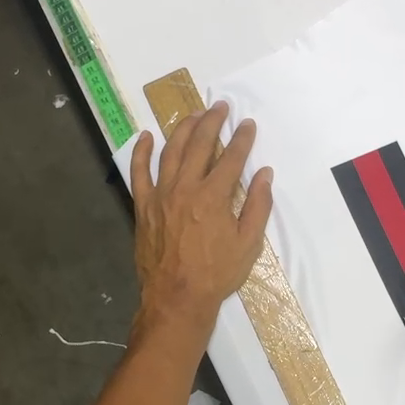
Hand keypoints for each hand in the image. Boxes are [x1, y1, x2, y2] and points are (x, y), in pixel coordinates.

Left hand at [130, 102, 273, 332]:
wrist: (176, 298)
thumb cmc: (216, 274)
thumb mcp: (248, 244)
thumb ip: (258, 206)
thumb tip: (265, 175)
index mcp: (214, 197)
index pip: (231, 158)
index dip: (242, 139)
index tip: (247, 124)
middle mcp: (186, 188)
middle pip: (199, 145)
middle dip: (212, 122)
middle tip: (220, 107)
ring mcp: (161, 196)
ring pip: (170, 152)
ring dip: (182, 129)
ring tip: (192, 115)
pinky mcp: (143, 207)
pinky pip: (139, 173)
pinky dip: (141, 153)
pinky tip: (145, 137)